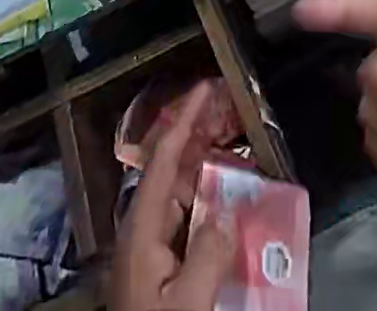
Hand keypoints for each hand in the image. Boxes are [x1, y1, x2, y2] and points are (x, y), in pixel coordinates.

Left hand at [111, 83, 234, 310]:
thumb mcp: (188, 307)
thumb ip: (209, 256)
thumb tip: (226, 211)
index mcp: (142, 227)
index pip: (163, 158)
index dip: (184, 119)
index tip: (205, 88)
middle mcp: (143, 225)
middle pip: (171, 165)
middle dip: (198, 131)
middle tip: (228, 105)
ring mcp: (151, 243)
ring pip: (180, 187)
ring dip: (206, 160)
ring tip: (234, 137)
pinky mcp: (160, 261)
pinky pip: (186, 214)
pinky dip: (208, 194)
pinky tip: (231, 193)